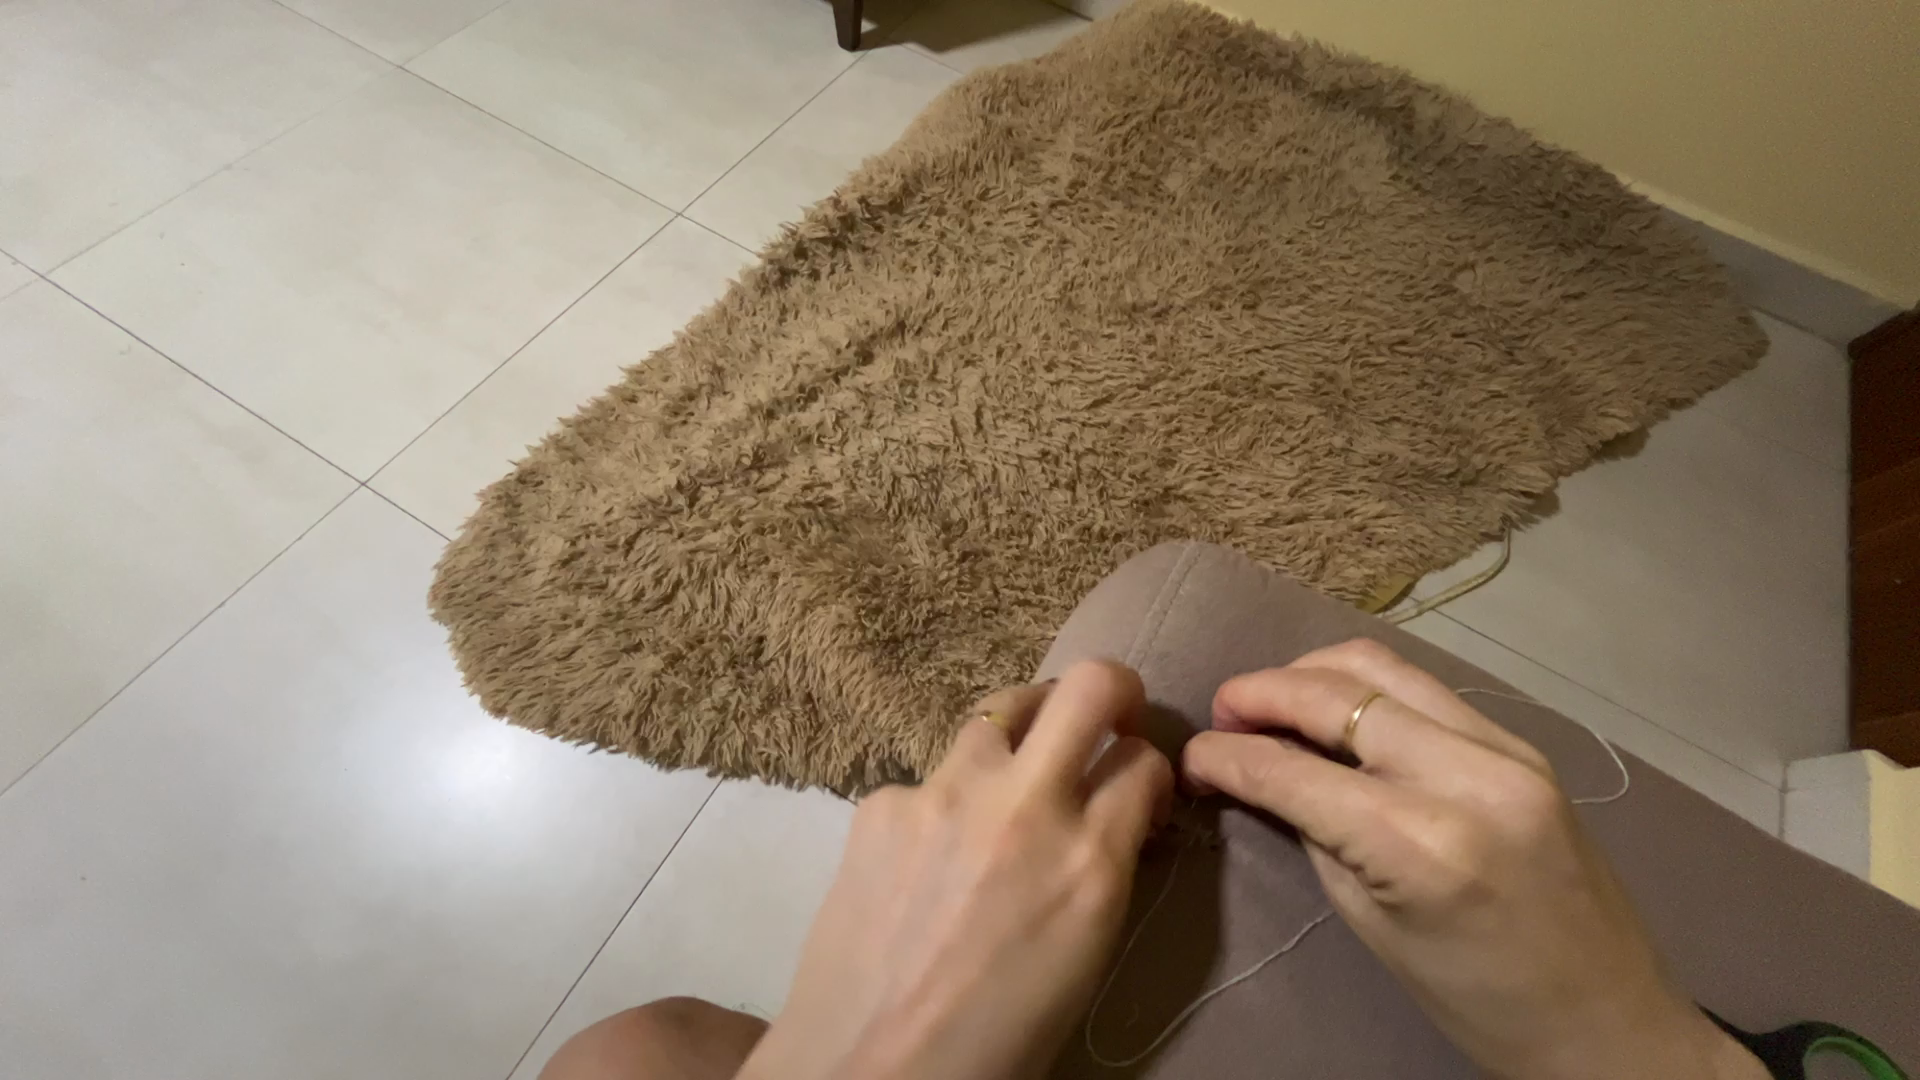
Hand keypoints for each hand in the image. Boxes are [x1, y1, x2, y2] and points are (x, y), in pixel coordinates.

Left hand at [740, 661, 1173, 1079]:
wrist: (869, 1072)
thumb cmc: (999, 1034)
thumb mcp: (1085, 949)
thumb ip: (1104, 861)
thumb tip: (1114, 808)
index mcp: (1088, 862)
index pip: (1145, 761)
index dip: (1148, 767)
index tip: (1135, 781)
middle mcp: (1022, 806)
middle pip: (1086, 686)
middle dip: (1110, 685)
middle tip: (1103, 710)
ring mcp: (946, 793)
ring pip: (1002, 709)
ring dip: (1023, 731)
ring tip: (1009, 772)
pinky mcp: (885, 800)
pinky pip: (932, 777)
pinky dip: (946, 801)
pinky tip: (926, 854)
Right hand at [1180, 639, 1766, 1079]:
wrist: (1613, 1028)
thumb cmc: (1471, 997)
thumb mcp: (1364, 915)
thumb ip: (1307, 822)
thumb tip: (1251, 765)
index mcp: (1419, 843)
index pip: (1289, 770)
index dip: (1224, 755)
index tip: (1191, 755)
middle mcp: (1464, 775)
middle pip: (1330, 693)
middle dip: (1257, 692)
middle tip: (1223, 715)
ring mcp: (1502, 747)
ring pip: (1373, 664)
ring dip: (1305, 672)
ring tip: (1271, 702)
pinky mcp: (1517, 740)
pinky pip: (1415, 684)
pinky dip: (1355, 685)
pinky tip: (1331, 711)